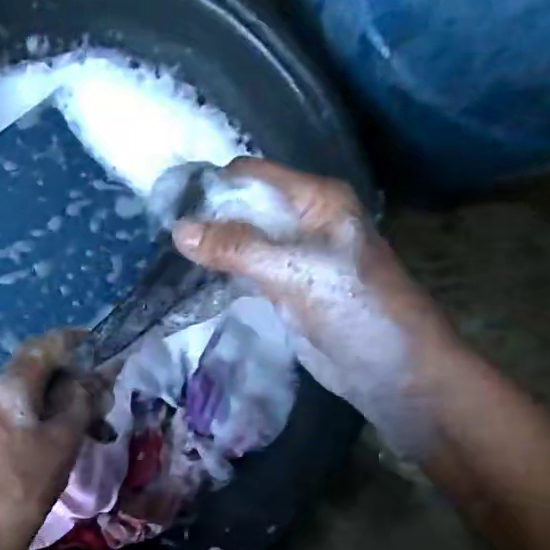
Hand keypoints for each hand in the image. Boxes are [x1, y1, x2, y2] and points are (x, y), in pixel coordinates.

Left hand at [0, 329, 110, 549]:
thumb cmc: (30, 477)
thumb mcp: (66, 435)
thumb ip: (83, 398)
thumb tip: (99, 375)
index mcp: (10, 383)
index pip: (45, 345)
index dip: (76, 341)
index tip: (102, 346)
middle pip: (40, 367)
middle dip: (76, 377)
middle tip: (105, 394)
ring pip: (36, 391)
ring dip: (67, 400)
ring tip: (98, 423)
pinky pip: (26, 410)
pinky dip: (51, 415)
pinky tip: (75, 435)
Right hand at [170, 157, 462, 452]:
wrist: (394, 373)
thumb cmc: (358, 309)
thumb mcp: (296, 272)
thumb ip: (237, 249)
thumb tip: (178, 230)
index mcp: (315, 200)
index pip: (251, 176)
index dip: (210, 186)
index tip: (166, 205)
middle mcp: (301, 222)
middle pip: (241, 208)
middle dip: (203, 219)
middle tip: (155, 237)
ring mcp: (290, 259)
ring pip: (238, 243)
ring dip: (208, 250)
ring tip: (161, 258)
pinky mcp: (281, 292)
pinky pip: (242, 274)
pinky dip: (218, 276)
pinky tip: (186, 283)